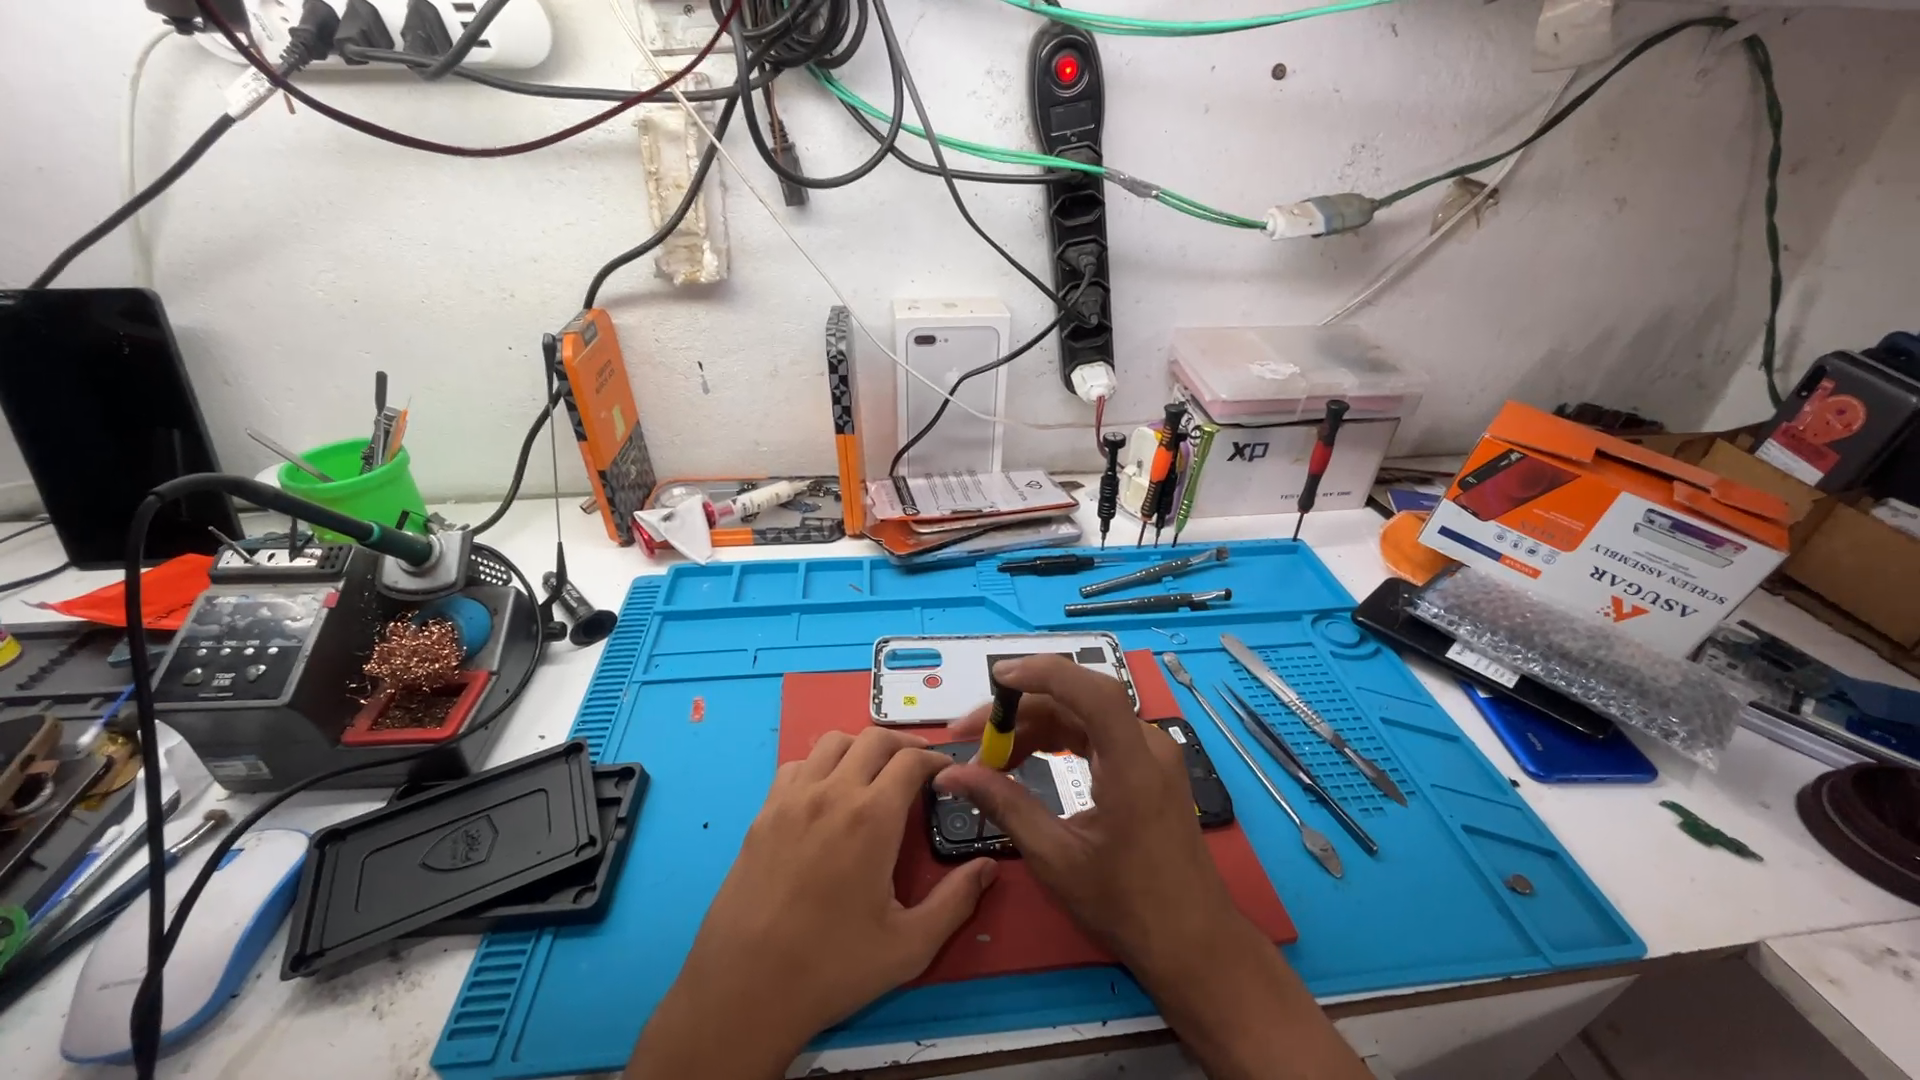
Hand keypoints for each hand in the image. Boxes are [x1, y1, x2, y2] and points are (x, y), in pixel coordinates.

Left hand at [627, 727, 997, 1079]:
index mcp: (872, 817)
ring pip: (831, 743)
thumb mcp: (909, 945)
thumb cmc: (833, 967)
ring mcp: (791, 800)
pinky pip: (796, 766)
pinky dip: (820, 766)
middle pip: (873, 739)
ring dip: (860, 748)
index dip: (936, 760)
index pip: (911, 760)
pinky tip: (827, 796)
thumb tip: (988, 868)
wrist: (744, 988)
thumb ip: (955, 901)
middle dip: (903, 746)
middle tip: (918, 769)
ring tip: (874, 775)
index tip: (947, 774)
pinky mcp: (763, 815)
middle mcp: (832, 793)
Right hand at [939, 657, 1369, 1079]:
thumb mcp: (1054, 857)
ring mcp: (1151, 756)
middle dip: (1020, 711)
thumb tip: (951, 774)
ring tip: (989, 756)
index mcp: (1133, 765)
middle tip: (970, 736)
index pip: (1092, 692)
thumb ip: (1003, 805)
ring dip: (1034, 727)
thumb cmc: (1125, 904)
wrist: (1190, 941)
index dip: (1043, 673)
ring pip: (1084, 717)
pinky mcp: (1147, 768)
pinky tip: (1024, 760)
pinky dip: (1057, 741)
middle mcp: (1148, 747)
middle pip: (1078, 702)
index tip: (995, 681)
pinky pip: (1096, 736)